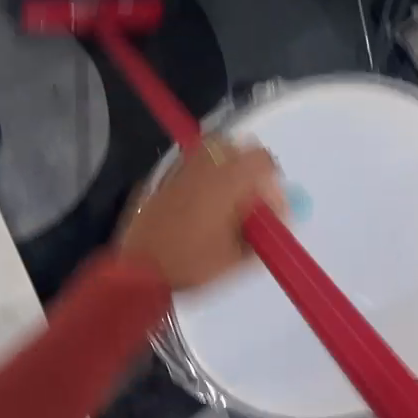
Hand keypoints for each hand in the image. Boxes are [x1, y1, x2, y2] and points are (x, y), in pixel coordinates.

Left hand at [116, 138, 286, 291]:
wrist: (137, 270)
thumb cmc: (189, 265)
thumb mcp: (236, 258)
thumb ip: (264, 233)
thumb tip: (280, 217)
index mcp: (227, 180)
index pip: (263, 161)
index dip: (271, 183)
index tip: (268, 208)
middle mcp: (202, 166)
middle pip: (235, 147)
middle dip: (246, 169)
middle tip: (246, 201)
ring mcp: (176, 171)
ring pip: (208, 152)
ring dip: (222, 168)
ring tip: (223, 201)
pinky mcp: (157, 182)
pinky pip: (186, 167)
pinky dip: (198, 177)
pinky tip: (196, 205)